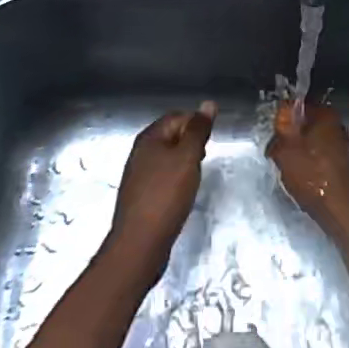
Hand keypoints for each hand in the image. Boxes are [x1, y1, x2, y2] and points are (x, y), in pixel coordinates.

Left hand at [105, 101, 215, 268]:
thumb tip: (208, 103)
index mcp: (149, 137)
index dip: (196, 124)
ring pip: (167, 158)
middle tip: (204, 159)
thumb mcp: (187, 158)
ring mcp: (138, 174)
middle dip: (191, 143)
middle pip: (171, 136)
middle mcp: (140, 151)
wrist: (139, 244)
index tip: (210, 143)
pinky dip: (175, 180)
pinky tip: (182, 194)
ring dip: (184, 163)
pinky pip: (162, 177)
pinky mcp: (140, 195)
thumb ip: (198, 131)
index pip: (177, 116)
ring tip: (196, 177)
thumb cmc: (165, 196)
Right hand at [267, 102, 348, 236]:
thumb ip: (282, 125)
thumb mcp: (287, 149)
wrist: (345, 215)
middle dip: (291, 138)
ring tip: (291, 172)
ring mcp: (344, 147)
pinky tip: (306, 183)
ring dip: (301, 153)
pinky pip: (322, 158)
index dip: (282, 118)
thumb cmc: (314, 178)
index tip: (274, 135)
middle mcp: (338, 126)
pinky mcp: (345, 167)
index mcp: (326, 114)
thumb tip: (283, 108)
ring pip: (313, 143)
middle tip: (280, 155)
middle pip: (306, 124)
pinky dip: (312, 166)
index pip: (298, 104)